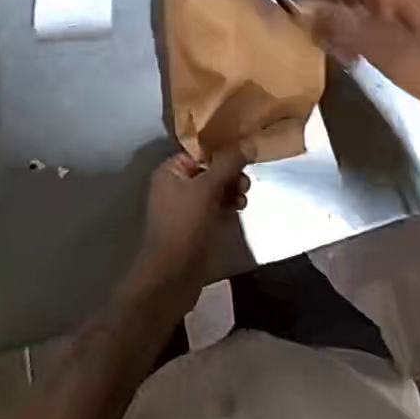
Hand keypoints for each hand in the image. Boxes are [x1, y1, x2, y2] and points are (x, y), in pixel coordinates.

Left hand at [129, 149, 249, 297]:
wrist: (171, 276)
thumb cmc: (184, 225)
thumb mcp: (207, 189)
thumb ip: (228, 164)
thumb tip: (249, 142)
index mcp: (170, 170)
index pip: (199, 150)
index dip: (222, 149)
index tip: (246, 151)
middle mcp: (175, 184)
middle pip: (208, 168)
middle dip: (229, 172)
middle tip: (246, 181)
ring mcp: (185, 205)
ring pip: (213, 188)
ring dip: (231, 188)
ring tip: (244, 196)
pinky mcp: (195, 224)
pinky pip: (214, 205)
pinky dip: (227, 203)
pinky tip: (239, 207)